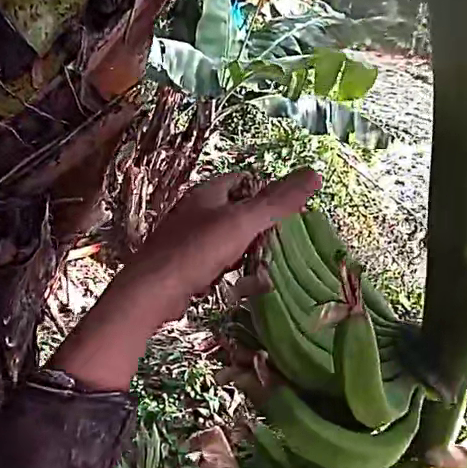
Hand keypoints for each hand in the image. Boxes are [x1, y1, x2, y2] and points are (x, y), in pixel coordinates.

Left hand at [49, 169, 321, 390]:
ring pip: (227, 235)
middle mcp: (195, 210)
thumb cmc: (197, 251)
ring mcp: (186, 237)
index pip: (244, 180)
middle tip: (280, 240)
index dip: (267, 191)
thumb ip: (277, 202)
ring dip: (247, 247)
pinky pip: (215, 258)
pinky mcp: (183, 263)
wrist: (151, 293)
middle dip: (260, 223)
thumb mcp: (243, 223)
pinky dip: (230, 265)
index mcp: (207, 193)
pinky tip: (239, 279)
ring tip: (264, 262)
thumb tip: (314, 174)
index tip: (287, 212)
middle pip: (237, 209)